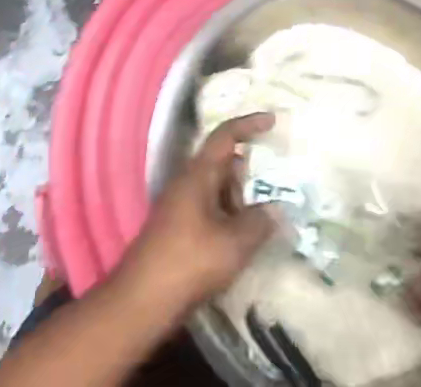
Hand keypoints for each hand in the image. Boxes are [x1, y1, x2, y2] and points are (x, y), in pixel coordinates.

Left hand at [114, 113, 277, 318]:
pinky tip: (244, 241)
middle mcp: (187, 182)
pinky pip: (211, 209)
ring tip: (265, 222)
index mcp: (198, 173)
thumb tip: (277, 208)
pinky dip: (230, 217)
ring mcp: (181, 205)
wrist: (142, 299)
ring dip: (241, 200)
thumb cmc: (189, 261)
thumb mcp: (234, 243)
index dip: (249, 124)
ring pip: (218, 189)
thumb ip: (260, 222)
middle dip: (249, 174)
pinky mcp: (179, 228)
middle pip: (223, 163)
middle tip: (275, 190)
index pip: (225, 135)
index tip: (273, 121)